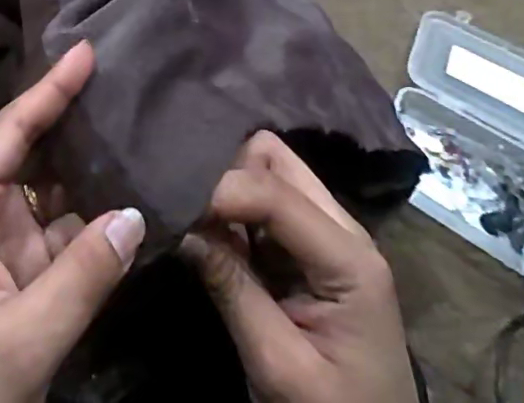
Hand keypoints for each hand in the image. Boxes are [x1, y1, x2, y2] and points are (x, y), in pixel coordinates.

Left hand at [0, 41, 145, 402]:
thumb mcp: (19, 336)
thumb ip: (81, 277)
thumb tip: (138, 213)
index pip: (10, 131)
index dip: (48, 90)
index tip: (84, 50)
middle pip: (33, 150)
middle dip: (71, 114)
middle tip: (117, 75)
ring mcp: (10, 243)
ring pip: (56, 189)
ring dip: (92, 162)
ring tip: (135, 121)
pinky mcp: (30, 276)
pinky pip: (70, 232)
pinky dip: (101, 214)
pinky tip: (135, 191)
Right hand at [181, 132, 418, 402]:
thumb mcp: (279, 365)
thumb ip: (233, 289)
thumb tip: (183, 227)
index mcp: (349, 257)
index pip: (273, 190)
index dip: (219, 191)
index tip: (175, 212)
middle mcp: (342, 228)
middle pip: (274, 158)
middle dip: (225, 173)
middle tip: (188, 210)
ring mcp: (327, 234)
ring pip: (267, 170)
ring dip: (228, 187)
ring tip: (195, 219)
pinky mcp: (308, 248)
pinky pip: (265, 201)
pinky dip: (233, 207)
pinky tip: (211, 230)